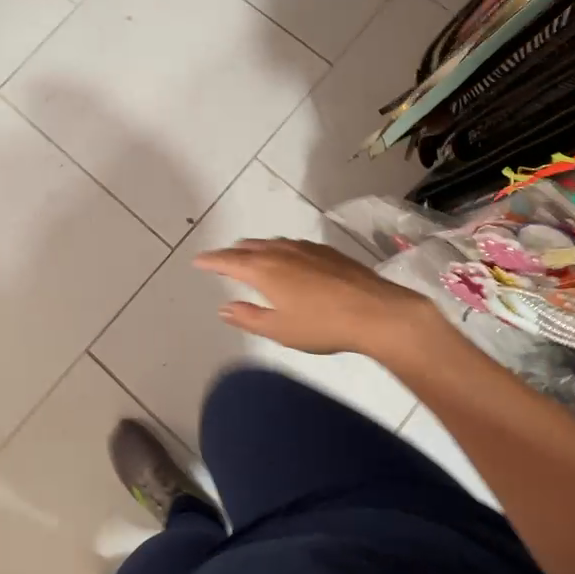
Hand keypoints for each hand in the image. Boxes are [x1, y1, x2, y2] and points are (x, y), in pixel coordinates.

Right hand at [196, 238, 439, 357]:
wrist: (377, 312)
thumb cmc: (322, 325)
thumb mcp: (280, 330)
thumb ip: (248, 317)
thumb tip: (224, 307)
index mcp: (264, 270)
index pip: (229, 261)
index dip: (211, 261)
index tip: (198, 260)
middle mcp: (280, 252)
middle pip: (248, 247)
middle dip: (232, 253)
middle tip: (222, 261)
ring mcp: (305, 248)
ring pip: (271, 243)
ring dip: (255, 248)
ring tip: (251, 256)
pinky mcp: (326, 252)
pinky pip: (291, 244)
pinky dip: (278, 249)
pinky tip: (288, 259)